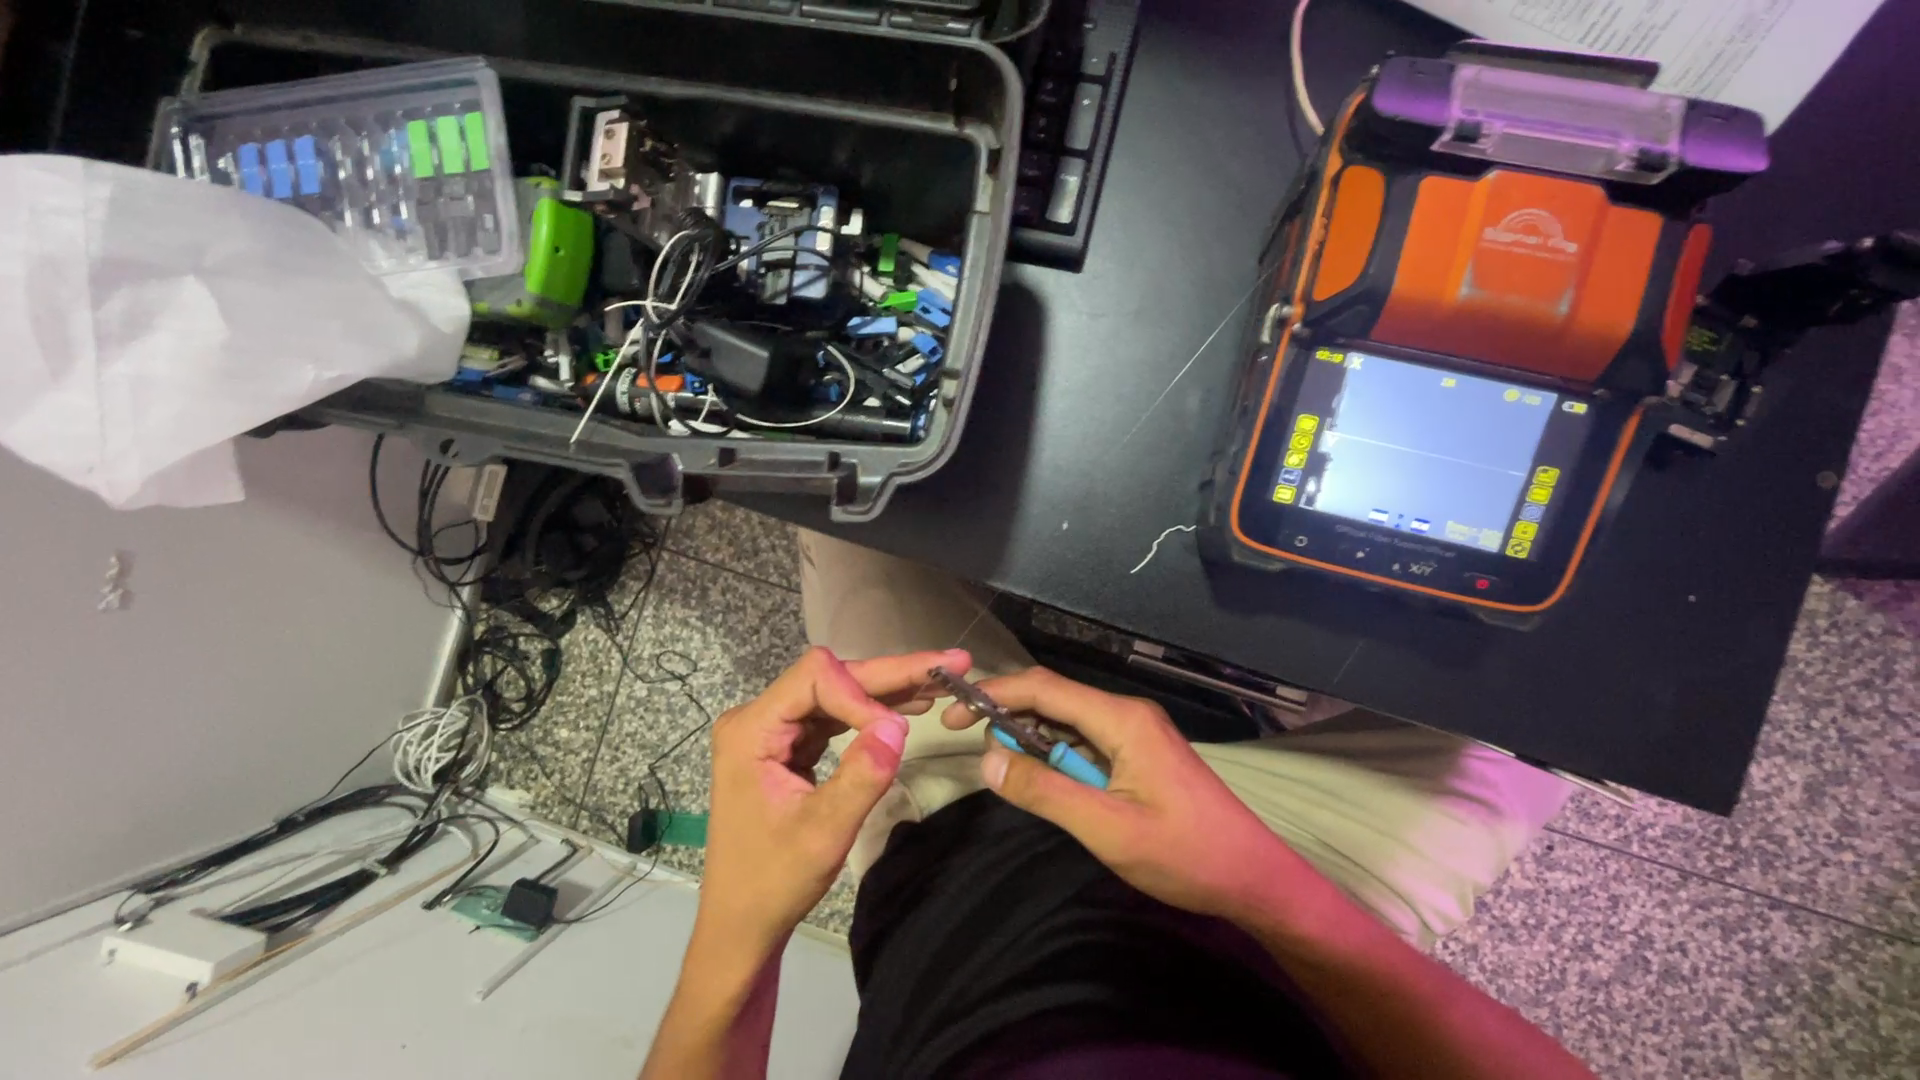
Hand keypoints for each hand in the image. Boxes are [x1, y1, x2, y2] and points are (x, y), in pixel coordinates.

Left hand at [700, 646, 971, 955]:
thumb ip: (861, 776)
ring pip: (837, 693)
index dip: (861, 693)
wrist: (742, 923)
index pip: (815, 678)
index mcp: (751, 730)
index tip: (896, 730)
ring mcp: (773, 732)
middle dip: (890, 674)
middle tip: (951, 663)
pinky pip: (835, 717)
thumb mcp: (824, 833)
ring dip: (887, 689)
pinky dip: (872, 712)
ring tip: (941, 680)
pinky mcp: (788, 747)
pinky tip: (910, 706)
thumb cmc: (773, 882)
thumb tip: (897, 726)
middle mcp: (758, 719)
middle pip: (830, 678)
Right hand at [942, 667, 1298, 923]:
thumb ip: (1045, 793)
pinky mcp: (1140, 755)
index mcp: (1122, 719)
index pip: (1044, 688)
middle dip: (1008, 715)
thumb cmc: (1185, 854)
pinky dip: (1058, 756)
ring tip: (1001, 768)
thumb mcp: (1107, 829)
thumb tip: (987, 762)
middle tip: (967, 744)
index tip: (954, 715)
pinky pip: (1087, 743)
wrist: (1253, 877)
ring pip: (1068, 722)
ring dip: (1032, 740)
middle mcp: (1128, 715)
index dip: (995, 694)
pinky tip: (1043, 778)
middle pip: (1054, 699)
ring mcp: (1136, 734)